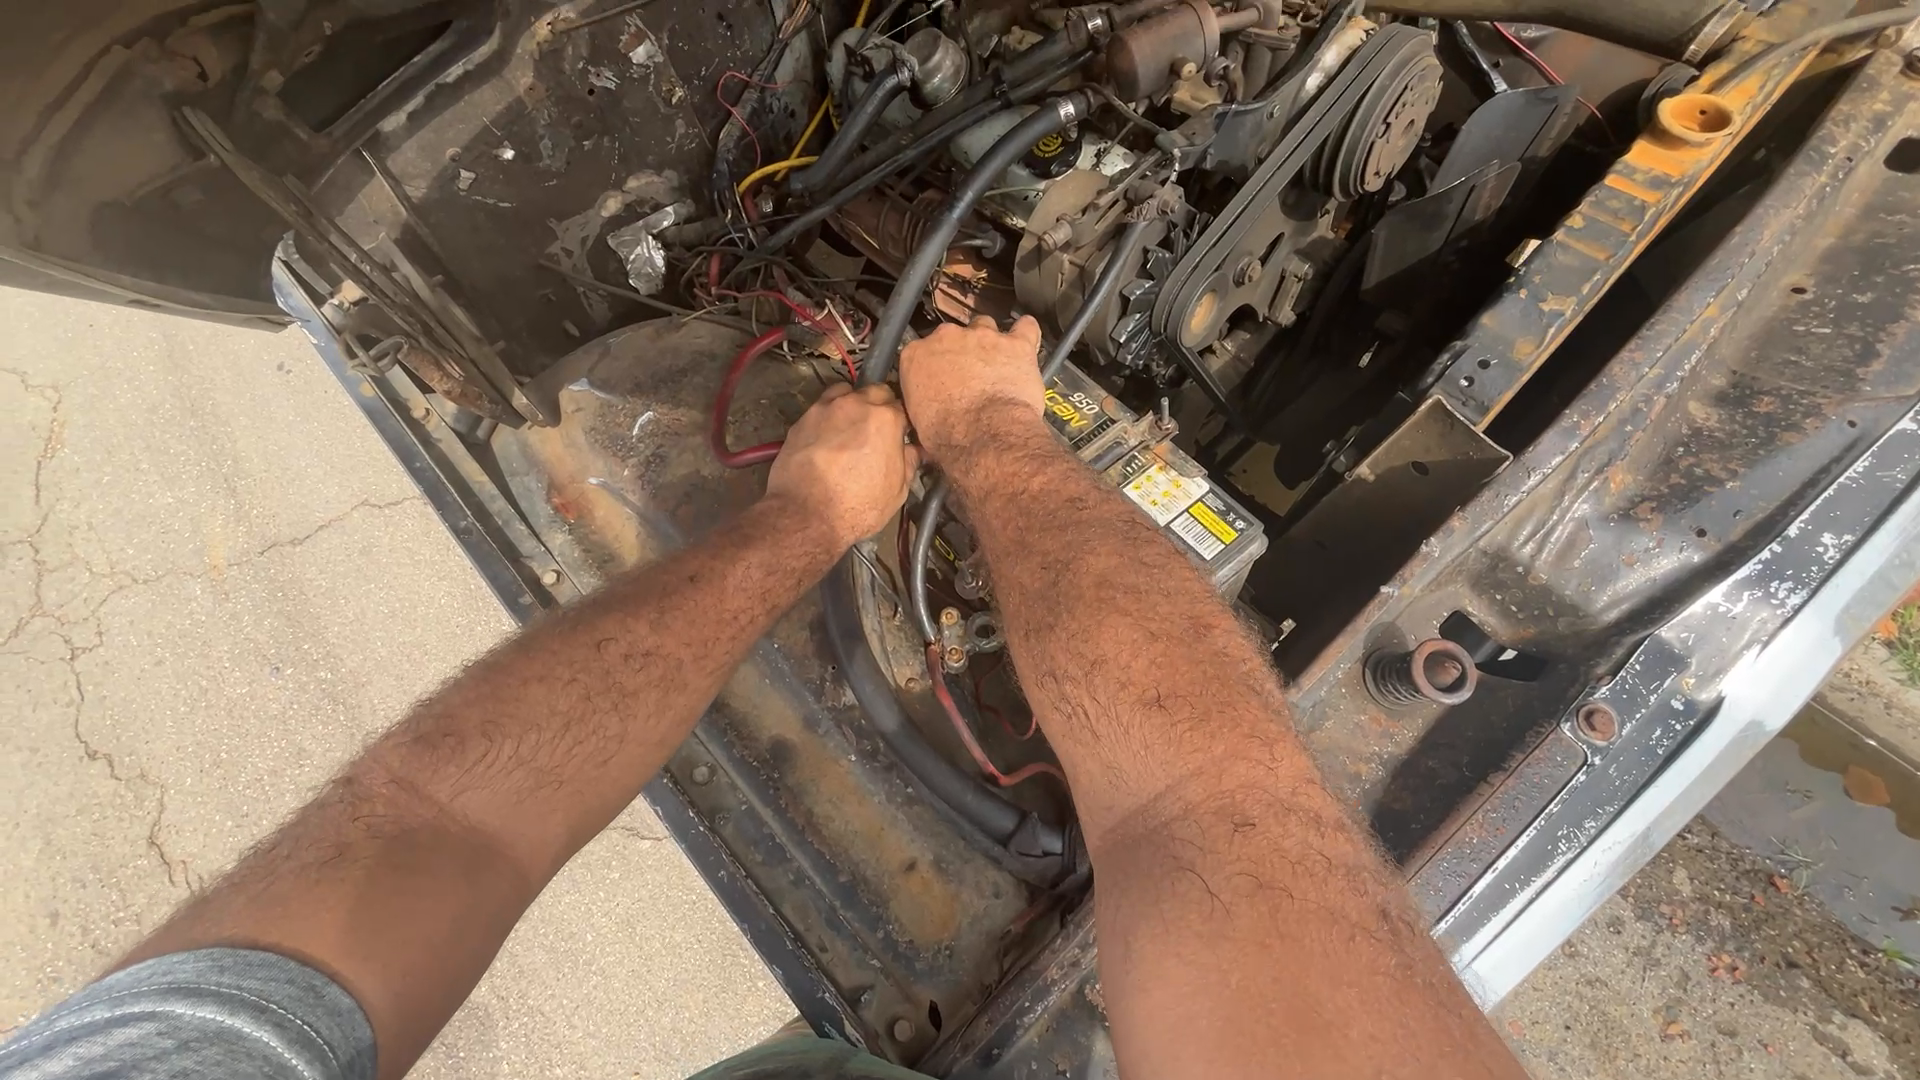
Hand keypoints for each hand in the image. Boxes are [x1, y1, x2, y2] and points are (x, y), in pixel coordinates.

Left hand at [766, 383, 918, 549]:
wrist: (807, 516)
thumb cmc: (855, 507)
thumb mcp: (898, 490)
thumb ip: (909, 462)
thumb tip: (914, 450)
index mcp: (886, 419)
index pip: (903, 407)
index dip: (904, 423)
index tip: (902, 435)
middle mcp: (855, 405)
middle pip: (875, 391)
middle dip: (880, 406)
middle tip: (879, 431)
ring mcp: (826, 409)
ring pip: (845, 392)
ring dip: (853, 405)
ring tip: (852, 429)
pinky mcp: (802, 420)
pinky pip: (821, 408)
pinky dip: (829, 417)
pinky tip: (829, 439)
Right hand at [899, 315, 1045, 459]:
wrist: (984, 436)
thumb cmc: (950, 434)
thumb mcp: (919, 421)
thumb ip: (922, 402)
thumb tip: (929, 410)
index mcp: (917, 356)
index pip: (920, 350)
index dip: (933, 366)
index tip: (938, 378)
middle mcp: (948, 338)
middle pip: (954, 336)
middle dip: (961, 354)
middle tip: (969, 379)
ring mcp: (983, 337)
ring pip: (986, 329)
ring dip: (990, 345)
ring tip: (996, 367)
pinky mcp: (1015, 345)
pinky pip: (1025, 328)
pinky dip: (1026, 335)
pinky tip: (1025, 345)